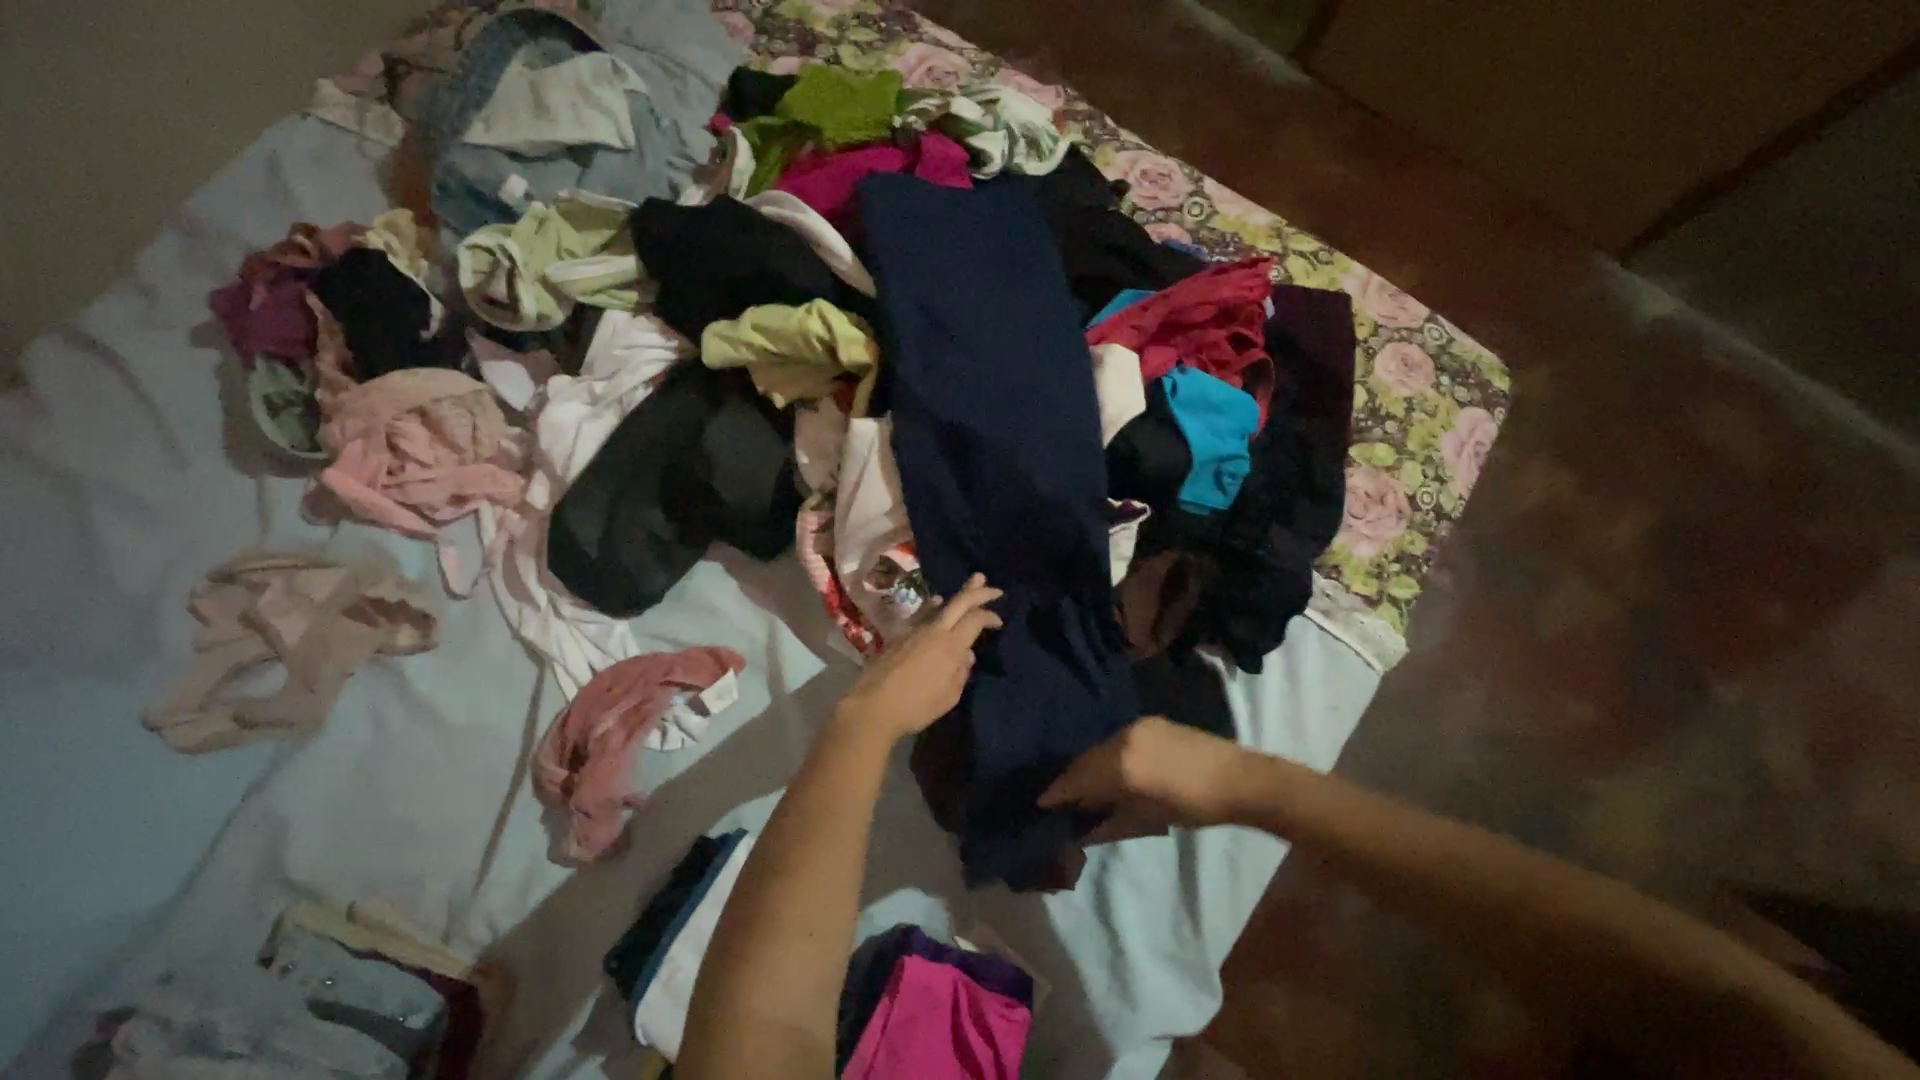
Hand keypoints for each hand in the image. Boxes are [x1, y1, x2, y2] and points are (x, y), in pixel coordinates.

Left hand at [834, 573, 1003, 743]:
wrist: (873, 707)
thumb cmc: (916, 707)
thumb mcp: (949, 696)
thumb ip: (961, 672)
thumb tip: (967, 654)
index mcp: (951, 645)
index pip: (975, 619)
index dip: (990, 616)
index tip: (999, 622)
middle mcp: (934, 630)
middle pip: (960, 602)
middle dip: (979, 592)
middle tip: (994, 588)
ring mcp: (914, 630)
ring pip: (940, 605)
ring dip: (958, 595)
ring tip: (972, 582)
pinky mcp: (899, 635)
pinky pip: (922, 614)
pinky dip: (932, 606)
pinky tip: (936, 603)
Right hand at [1038, 716, 1261, 839]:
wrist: (1239, 779)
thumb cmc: (1195, 807)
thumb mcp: (1148, 819)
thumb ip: (1109, 821)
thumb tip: (1082, 828)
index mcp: (1123, 766)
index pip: (1079, 778)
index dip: (1058, 791)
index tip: (1041, 802)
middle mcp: (1124, 739)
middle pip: (1086, 760)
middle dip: (1070, 778)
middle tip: (1057, 796)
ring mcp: (1138, 727)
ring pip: (1101, 747)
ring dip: (1088, 765)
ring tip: (1081, 785)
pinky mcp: (1150, 722)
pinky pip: (1116, 739)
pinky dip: (1106, 754)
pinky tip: (1107, 768)